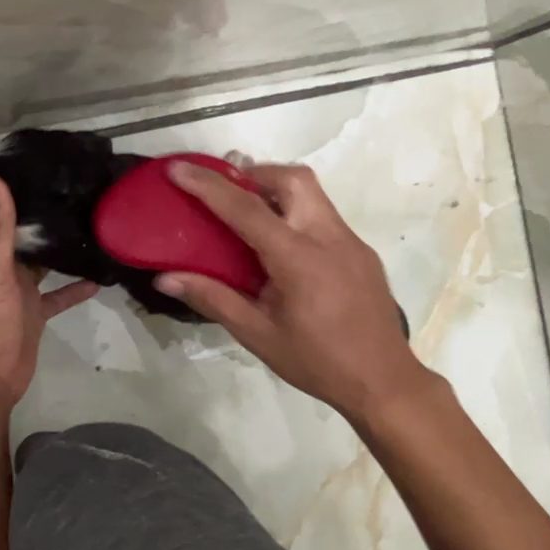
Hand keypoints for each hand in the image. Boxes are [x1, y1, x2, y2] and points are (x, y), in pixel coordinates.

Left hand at [0, 177, 97, 406]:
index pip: (1, 217)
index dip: (16, 194)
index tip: (42, 167)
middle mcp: (3, 270)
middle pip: (26, 239)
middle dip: (46, 220)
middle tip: (80, 192)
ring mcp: (21, 293)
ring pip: (44, 265)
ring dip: (62, 251)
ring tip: (96, 227)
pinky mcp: (36, 314)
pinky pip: (58, 296)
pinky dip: (75, 288)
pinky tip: (99, 278)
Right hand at [157, 162, 435, 423]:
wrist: (383, 381)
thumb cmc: (316, 361)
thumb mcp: (256, 334)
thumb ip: (212, 298)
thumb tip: (165, 278)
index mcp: (298, 258)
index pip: (246, 208)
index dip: (208, 185)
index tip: (178, 168)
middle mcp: (328, 237)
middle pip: (292, 179)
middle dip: (254, 174)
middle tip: (224, 190)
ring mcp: (350, 241)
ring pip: (312, 193)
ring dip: (275, 190)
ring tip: (246, 215)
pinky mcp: (360, 251)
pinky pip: (322, 215)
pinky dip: (293, 213)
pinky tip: (277, 248)